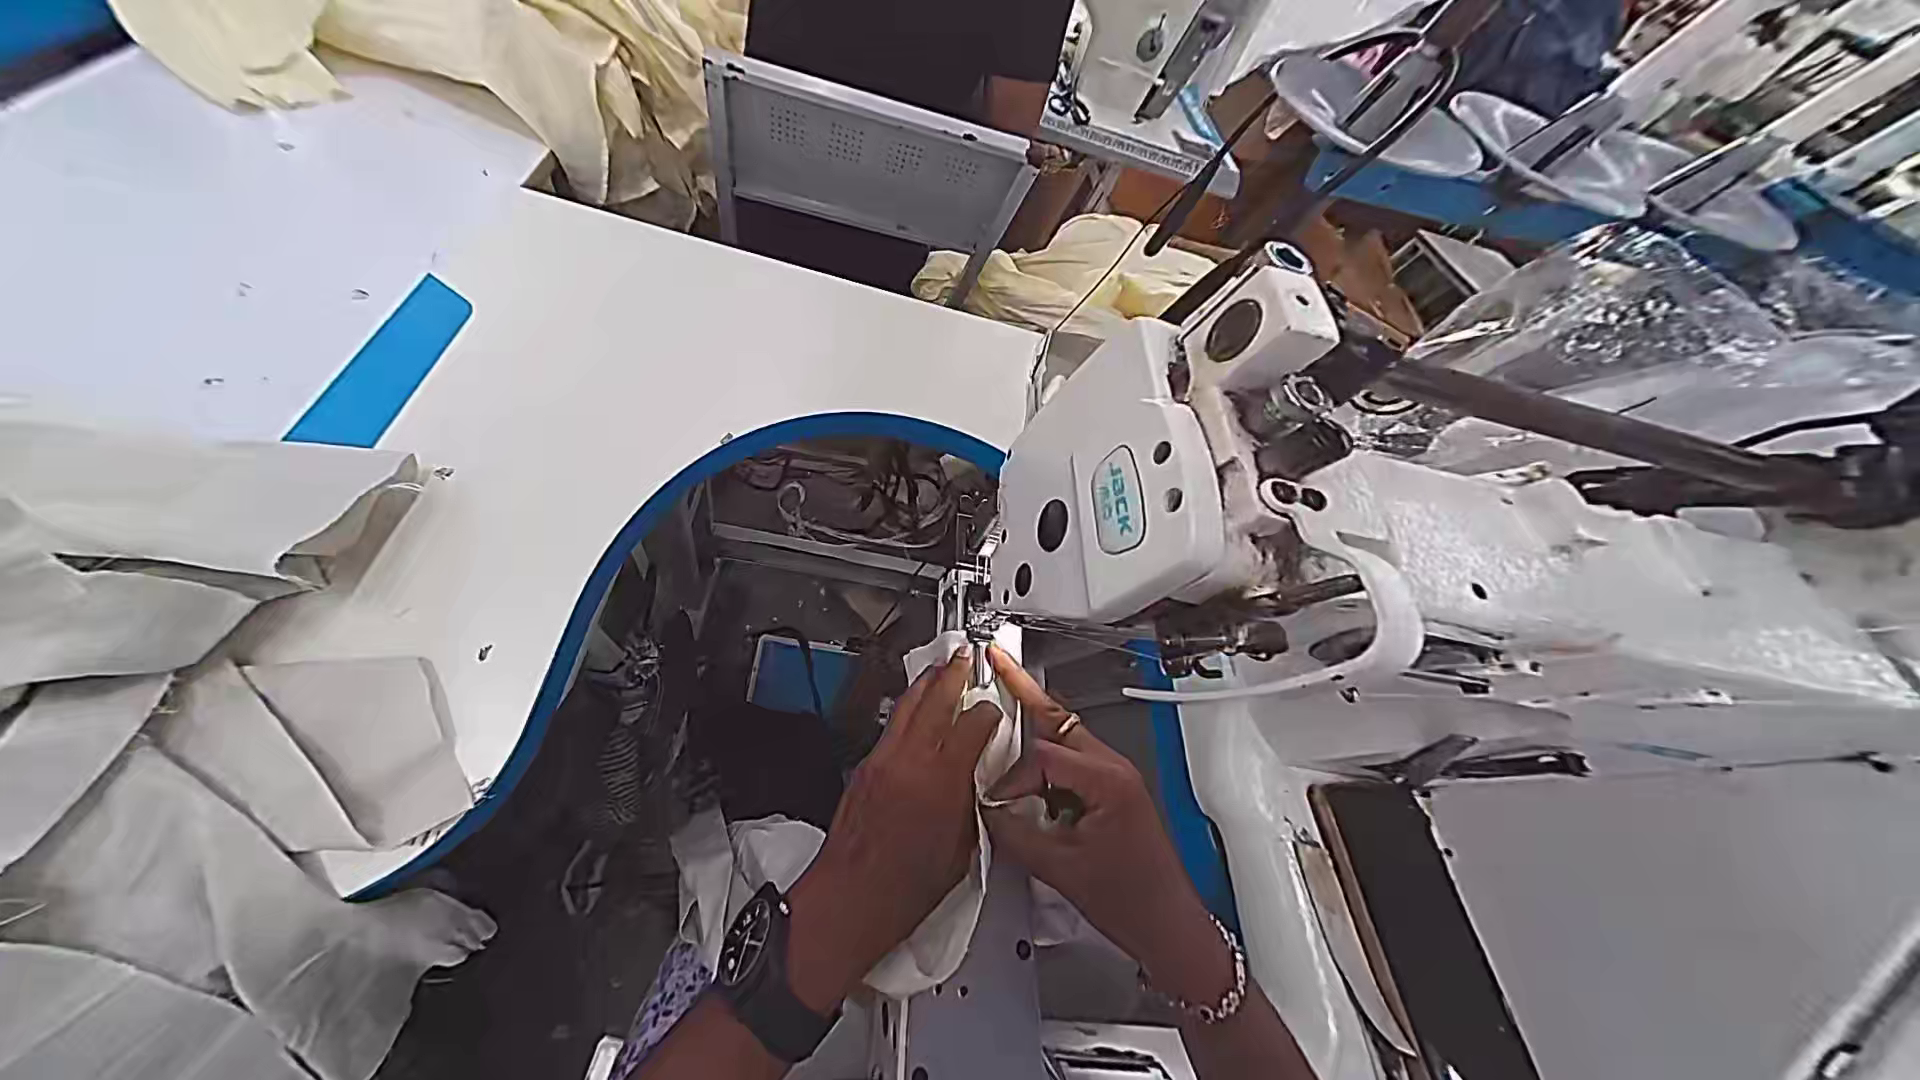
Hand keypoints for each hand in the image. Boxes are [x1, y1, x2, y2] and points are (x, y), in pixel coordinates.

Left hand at [785, 646, 1002, 1012]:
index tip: (994, 710)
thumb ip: (971, 803)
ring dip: (927, 681)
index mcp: (943, 781)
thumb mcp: (961, 849)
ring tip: (939, 667)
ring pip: (908, 704)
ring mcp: (884, 759)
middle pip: (936, 699)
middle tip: (964, 657)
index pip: (973, 724)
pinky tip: (914, 705)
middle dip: (954, 673)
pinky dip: (907, 706)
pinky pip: (891, 723)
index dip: (988, 712)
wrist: (850, 898)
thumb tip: (976, 780)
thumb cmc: (903, 888)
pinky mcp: (866, 766)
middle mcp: (911, 761)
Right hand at [981, 645, 1233, 1004]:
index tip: (996, 800)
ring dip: (1033, 723)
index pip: (1044, 756)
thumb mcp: (1061, 868)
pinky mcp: (1111, 789)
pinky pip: (1072, 759)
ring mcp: (1115, 776)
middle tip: (999, 664)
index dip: (1012, 777)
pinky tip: (1027, 767)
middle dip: (1024, 690)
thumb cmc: (1132, 900)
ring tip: (1007, 697)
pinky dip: (1045, 758)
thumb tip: (990, 810)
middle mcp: (1114, 768)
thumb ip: (1016, 832)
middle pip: (1059, 719)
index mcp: (1107, 780)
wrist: (1168, 925)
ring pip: (1066, 735)